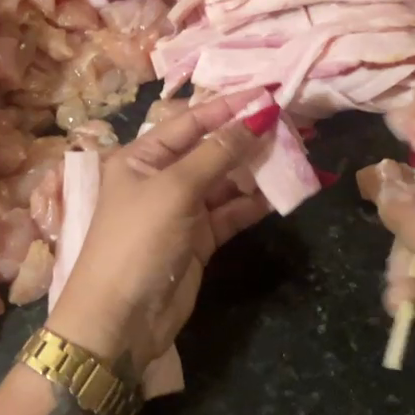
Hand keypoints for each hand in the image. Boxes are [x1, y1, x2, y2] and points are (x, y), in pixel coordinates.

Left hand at [46, 94, 272, 375]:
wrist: (120, 319)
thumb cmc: (138, 240)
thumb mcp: (175, 189)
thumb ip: (218, 153)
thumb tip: (258, 116)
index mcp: (142, 157)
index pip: (191, 121)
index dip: (229, 108)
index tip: (268, 95)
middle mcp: (161, 177)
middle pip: (211, 149)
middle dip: (248, 138)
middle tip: (291, 124)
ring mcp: (182, 210)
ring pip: (226, 181)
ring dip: (256, 169)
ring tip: (295, 154)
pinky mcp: (199, 239)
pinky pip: (231, 212)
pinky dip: (255, 203)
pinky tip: (282, 192)